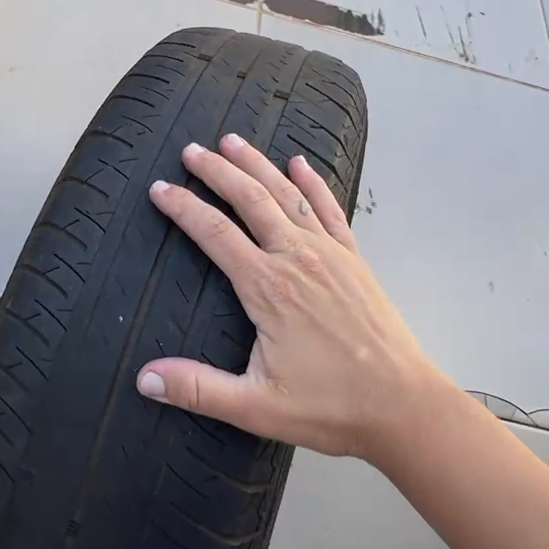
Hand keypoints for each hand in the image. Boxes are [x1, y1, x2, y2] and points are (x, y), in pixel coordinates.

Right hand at [136, 134, 448, 463]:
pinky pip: (330, 209)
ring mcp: (329, 254)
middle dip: (216, 170)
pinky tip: (300, 163)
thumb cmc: (331, 407)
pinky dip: (313, 182)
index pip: (214, 232)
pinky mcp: (353, 260)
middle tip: (191, 150)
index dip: (183, 206)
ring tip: (233, 141)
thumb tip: (145, 378)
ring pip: (286, 194)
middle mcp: (296, 258)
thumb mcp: (256, 407)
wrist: (403, 406)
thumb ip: (198, 389)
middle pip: (249, 198)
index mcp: (267, 287)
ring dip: (257, 164)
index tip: (160, 188)